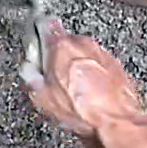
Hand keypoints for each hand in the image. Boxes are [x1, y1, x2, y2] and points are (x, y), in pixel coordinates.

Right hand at [21, 17, 146, 147]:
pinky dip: (94, 76)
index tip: (38, 46)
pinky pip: (99, 66)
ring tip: (74, 91)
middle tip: (55, 79)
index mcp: (61, 46)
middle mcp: (83, 44)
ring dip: (78, 67)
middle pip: (66, 43)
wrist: (115, 122)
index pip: (45, 25)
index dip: (40, 35)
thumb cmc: (81, 110)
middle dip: (60, 57)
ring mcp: (102, 53)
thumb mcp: (42, 98)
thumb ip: (31, 77)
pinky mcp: (117, 66)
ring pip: (83, 54)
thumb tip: (29, 71)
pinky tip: (90, 94)